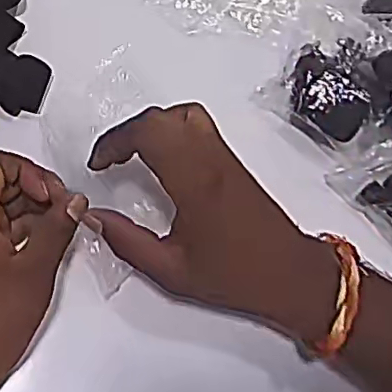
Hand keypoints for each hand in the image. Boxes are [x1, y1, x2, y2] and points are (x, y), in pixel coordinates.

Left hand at [0, 150, 85, 391]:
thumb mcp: (34, 270)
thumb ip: (56, 229)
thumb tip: (73, 202)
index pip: (0, 164)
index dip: (32, 173)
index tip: (54, 195)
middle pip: (5, 181)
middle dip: (39, 190)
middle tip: (66, 210)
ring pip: (9, 204)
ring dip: (38, 210)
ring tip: (63, 228)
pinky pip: (7, 226)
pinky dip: (30, 229)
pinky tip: (51, 244)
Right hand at [87, 103, 337, 344]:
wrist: (295, 277)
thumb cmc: (239, 276)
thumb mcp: (173, 272)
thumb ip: (127, 243)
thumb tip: (96, 218)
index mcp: (194, 181)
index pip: (146, 135)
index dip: (113, 142)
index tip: (99, 162)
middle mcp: (209, 159)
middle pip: (158, 119)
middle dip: (125, 133)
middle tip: (110, 158)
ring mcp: (222, 154)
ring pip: (178, 114)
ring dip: (148, 126)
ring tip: (133, 149)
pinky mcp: (230, 157)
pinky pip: (195, 121)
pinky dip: (170, 125)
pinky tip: (163, 150)